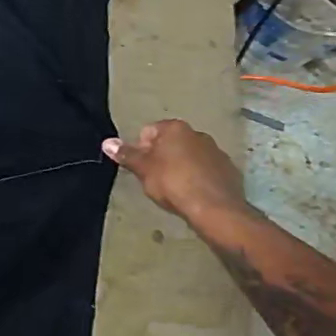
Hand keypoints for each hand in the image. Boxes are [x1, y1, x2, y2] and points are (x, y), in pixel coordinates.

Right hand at [102, 120, 245, 221]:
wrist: (214, 207)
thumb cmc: (173, 183)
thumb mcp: (144, 170)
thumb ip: (127, 155)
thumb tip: (106, 142)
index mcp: (175, 128)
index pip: (148, 131)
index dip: (141, 150)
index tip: (142, 170)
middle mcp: (197, 133)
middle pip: (170, 142)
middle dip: (161, 158)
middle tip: (156, 180)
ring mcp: (216, 150)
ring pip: (189, 155)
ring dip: (180, 167)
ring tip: (176, 190)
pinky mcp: (228, 168)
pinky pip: (205, 169)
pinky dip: (198, 177)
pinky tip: (194, 194)